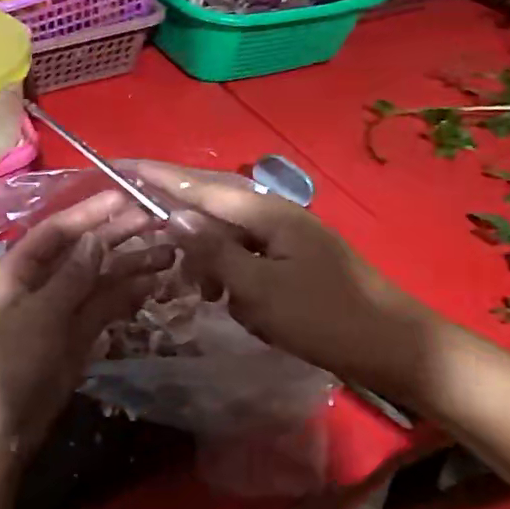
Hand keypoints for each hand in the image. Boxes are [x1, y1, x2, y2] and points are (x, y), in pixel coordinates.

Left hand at [0, 189, 171, 456]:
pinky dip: (129, 295)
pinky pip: (106, 306)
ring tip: (170, 252)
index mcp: (19, 270)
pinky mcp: (79, 335)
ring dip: (132, 265)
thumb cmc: (10, 362)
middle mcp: (42, 283)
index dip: (91, 213)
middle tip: (160, 222)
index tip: (127, 197)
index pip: (58, 231)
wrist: (1, 427)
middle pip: (84, 251)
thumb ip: (73, 276)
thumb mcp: (40, 313)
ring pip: (101, 279)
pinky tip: (156, 283)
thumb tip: (98, 238)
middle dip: (120, 236)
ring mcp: (62, 310)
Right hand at [136, 162, 435, 403]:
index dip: (156, 176)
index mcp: (266, 213)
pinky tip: (221, 293)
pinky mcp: (293, 258)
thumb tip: (174, 215)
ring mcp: (286, 235)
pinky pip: (245, 253)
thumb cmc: (323, 319)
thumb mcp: (259, 291)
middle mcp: (275, 213)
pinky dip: (226, 269)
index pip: (199, 186)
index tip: (118, 165)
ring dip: (203, 251)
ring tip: (195, 287)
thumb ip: (214, 252)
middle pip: (212, 199)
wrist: (391, 344)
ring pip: (227, 230)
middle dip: (175, 210)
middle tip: (137, 217)